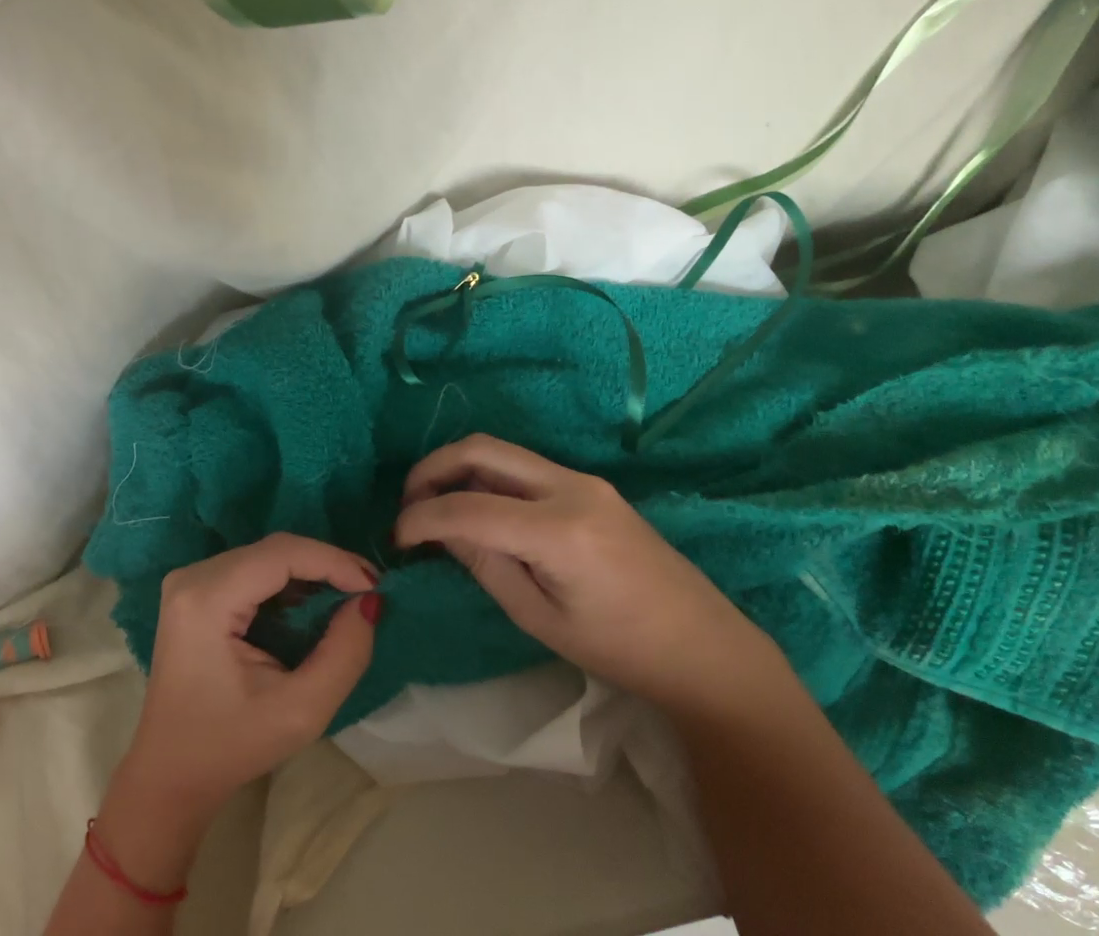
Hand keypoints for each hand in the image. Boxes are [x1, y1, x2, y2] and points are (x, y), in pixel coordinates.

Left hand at [121, 532, 380, 813]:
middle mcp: (191, 578)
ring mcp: (187, 583)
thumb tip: (370, 602)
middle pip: (271, 550)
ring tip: (351, 598)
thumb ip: (343, 653)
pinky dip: (286, 583)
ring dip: (309, 572)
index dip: (333, 561)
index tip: (377, 587)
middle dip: (325, 564)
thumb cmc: (231, 745)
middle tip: (371, 592)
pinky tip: (315, 605)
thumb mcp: (301, 710)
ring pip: (262, 557)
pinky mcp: (192, 595)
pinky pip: (249, 572)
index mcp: (206, 599)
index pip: (280, 554)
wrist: (171, 771)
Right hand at [393, 434, 783, 718]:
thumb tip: (437, 531)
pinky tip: (473, 511)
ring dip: (456, 470)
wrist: (703, 648)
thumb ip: (483, 563)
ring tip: (432, 510)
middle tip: (406, 507)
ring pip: (500, 452)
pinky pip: (522, 468)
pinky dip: (485, 479)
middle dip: (430, 470)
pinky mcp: (591, 488)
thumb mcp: (537, 616)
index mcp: (560, 530)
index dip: (419, 519)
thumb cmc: (619, 649)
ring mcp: (586, 481)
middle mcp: (572, 488)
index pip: (466, 506)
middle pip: (480, 449)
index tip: (395, 541)